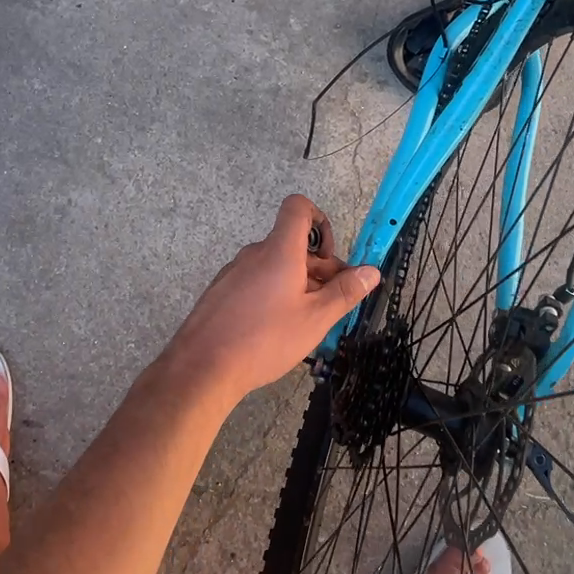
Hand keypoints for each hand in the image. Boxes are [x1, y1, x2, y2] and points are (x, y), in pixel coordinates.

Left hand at [167, 195, 380, 403]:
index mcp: (279, 250)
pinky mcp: (222, 291)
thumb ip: (344, 292)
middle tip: (335, 303)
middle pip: (292, 244)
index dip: (320, 220)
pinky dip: (274, 294)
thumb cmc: (264, 339)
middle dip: (320, 267)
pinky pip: (257, 281)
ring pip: (275, 265)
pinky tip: (277, 330)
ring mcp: (235, 271)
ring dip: (298, 283)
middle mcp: (255, 253)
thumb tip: (371, 271)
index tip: (331, 256)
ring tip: (308, 322)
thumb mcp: (314, 319)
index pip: (298, 207)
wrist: (202, 366)